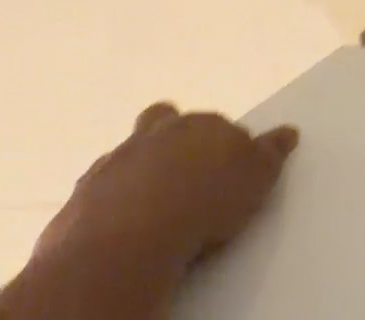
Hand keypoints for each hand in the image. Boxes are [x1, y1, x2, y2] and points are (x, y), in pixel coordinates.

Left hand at [33, 104, 299, 277]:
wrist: (127, 243)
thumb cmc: (206, 202)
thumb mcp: (258, 177)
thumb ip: (271, 152)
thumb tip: (287, 131)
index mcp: (201, 124)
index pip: (214, 123)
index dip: (221, 142)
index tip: (227, 166)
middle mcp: (155, 135)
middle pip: (160, 121)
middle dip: (168, 135)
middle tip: (182, 167)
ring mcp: (111, 164)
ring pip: (125, 155)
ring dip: (137, 170)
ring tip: (153, 203)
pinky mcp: (78, 199)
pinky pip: (97, 193)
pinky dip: (109, 201)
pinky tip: (123, 224)